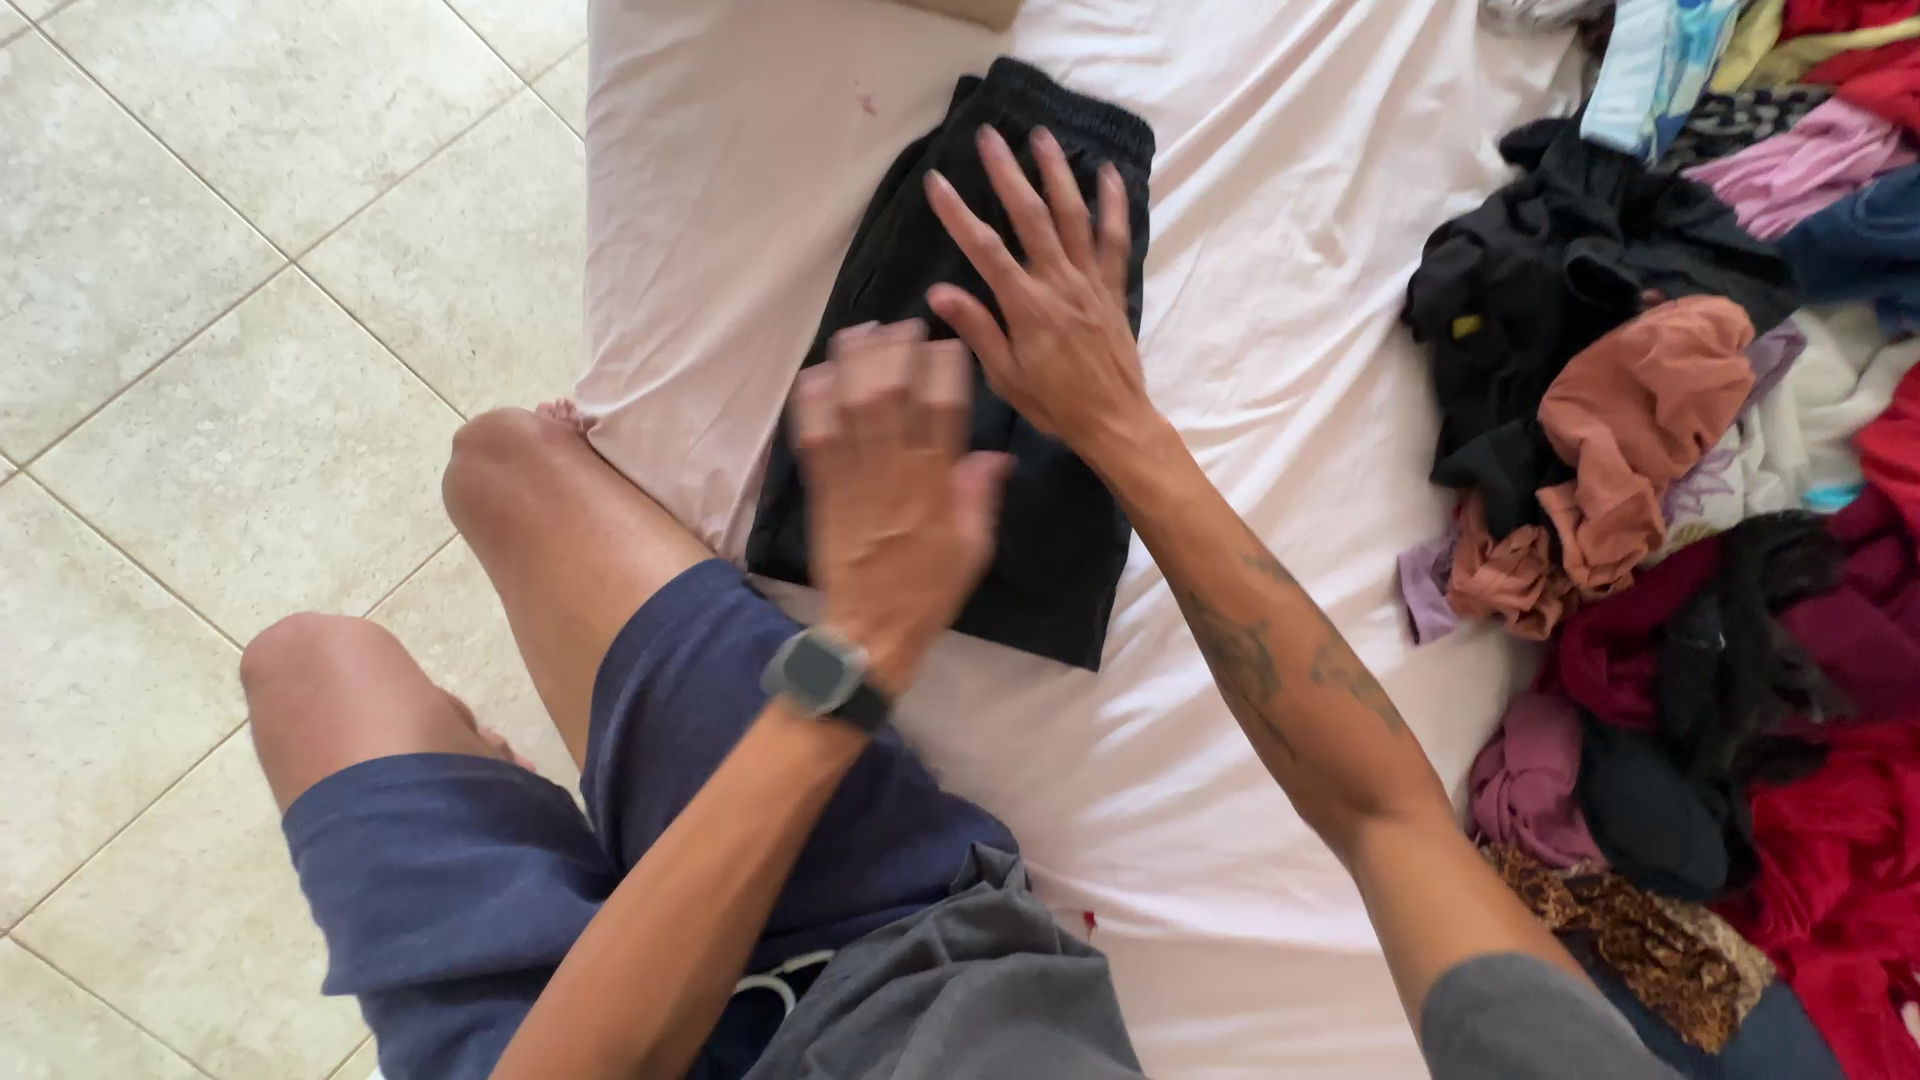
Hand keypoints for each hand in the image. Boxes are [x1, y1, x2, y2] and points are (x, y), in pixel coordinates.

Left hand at [791, 320, 1012, 695]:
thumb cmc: (929, 591)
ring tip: (859, 331)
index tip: (945, 343)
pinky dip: (813, 405)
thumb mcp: (972, 549)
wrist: (872, 629)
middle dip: (895, 353)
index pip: (942, 414)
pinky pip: (814, 441)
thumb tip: (994, 454)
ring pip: (851, 410)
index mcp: (936, 487)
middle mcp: (894, 474)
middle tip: (900, 325)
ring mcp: (854, 481)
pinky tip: (817, 375)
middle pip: (891, 397)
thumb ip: (980, 497)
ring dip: (853, 365)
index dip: (943, 371)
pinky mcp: (824, 492)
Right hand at [923, 125, 1158, 462]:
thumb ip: (978, 329)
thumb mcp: (1006, 376)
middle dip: (1007, 174)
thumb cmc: (1054, 404)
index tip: (936, 183)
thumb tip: (940, 292)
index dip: (958, 215)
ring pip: (1073, 216)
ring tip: (1041, 137)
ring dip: (1057, 173)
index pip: (985, 251)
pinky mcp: (1113, 288)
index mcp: (1027, 307)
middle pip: (1031, 218)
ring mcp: (1090, 282)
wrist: (1113, 419)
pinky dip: (1114, 205)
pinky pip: (1116, 240)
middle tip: (989, 137)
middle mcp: (1059, 283)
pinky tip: (1108, 174)